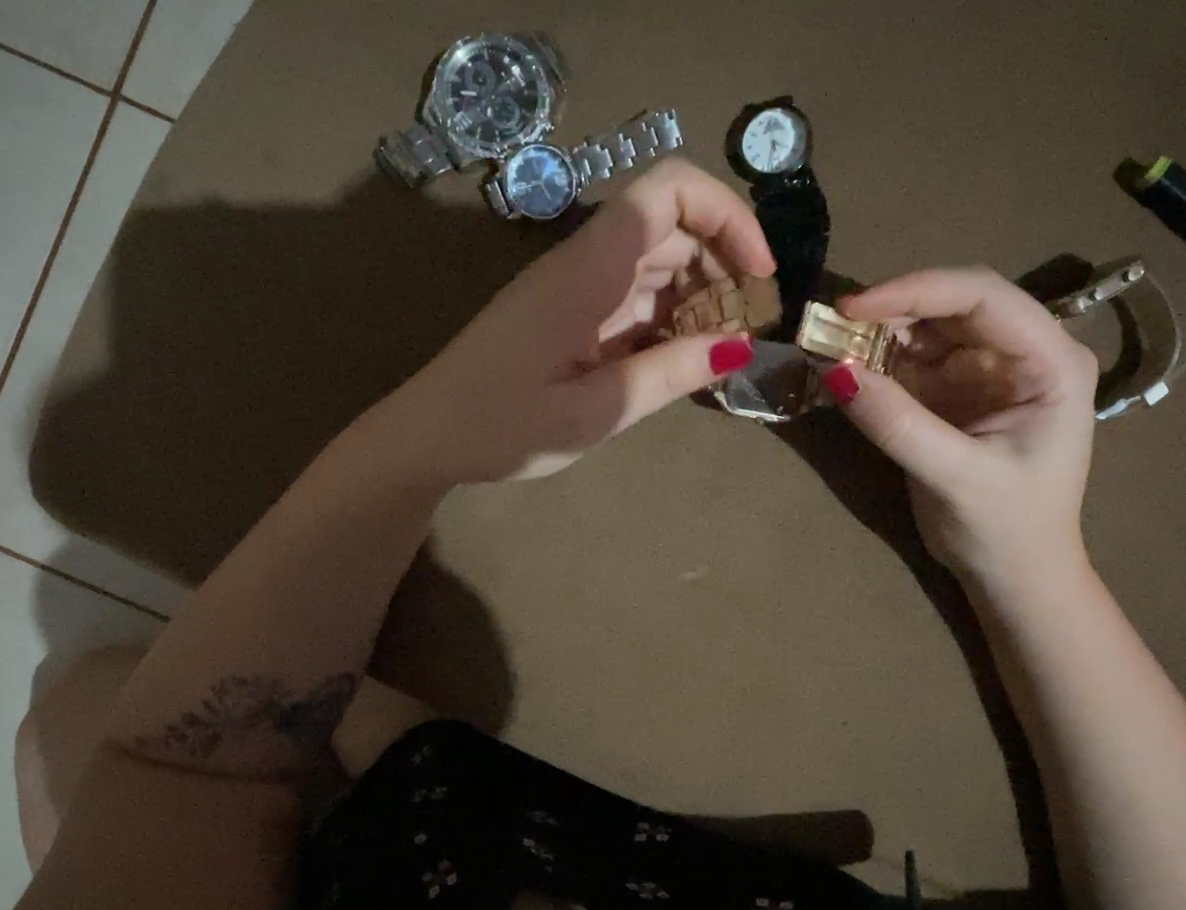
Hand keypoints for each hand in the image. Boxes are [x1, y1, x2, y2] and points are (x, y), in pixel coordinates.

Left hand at [369, 159, 774, 483]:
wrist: (426, 440)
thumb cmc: (500, 427)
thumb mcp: (594, 412)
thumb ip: (667, 375)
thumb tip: (739, 347)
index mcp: (586, 272)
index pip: (666, 193)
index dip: (726, 214)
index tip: (760, 272)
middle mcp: (584, 266)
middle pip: (671, 225)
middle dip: (725, 262)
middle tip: (754, 324)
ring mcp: (577, 290)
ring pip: (657, 262)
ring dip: (702, 293)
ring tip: (730, 346)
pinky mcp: (572, 316)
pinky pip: (636, 298)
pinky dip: (672, 318)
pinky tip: (689, 357)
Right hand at [823, 267, 1098, 583]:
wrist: (1012, 575)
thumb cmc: (1006, 529)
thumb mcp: (955, 478)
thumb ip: (898, 424)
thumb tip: (834, 372)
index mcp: (1051, 362)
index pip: (984, 298)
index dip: (917, 290)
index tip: (853, 307)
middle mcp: (1021, 353)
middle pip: (952, 305)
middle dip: (891, 310)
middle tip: (831, 326)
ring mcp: (984, 371)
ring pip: (925, 328)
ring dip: (876, 334)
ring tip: (830, 346)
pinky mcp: (952, 393)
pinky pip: (909, 361)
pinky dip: (874, 362)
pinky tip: (844, 369)